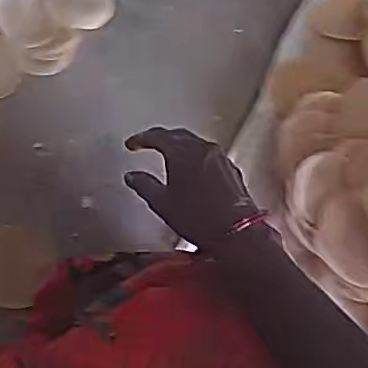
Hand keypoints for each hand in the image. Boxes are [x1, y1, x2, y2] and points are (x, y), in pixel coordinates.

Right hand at [123, 128, 268, 250]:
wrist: (235, 232)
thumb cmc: (198, 218)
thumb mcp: (161, 203)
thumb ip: (144, 185)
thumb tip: (133, 177)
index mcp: (182, 153)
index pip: (157, 136)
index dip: (141, 139)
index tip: (132, 144)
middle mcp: (202, 149)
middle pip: (177, 135)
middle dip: (160, 138)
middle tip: (147, 143)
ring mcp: (219, 158)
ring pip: (194, 143)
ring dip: (179, 146)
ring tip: (168, 154)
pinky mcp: (230, 168)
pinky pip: (208, 155)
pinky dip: (195, 156)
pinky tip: (191, 169)